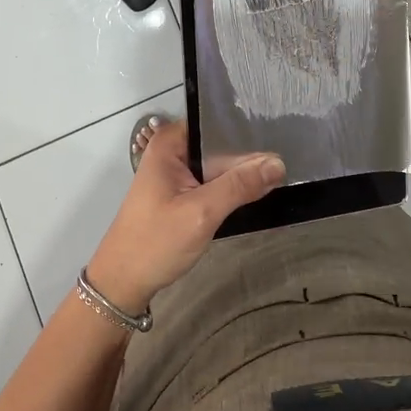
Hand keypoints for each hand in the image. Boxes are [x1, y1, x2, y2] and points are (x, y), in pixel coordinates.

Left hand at [84, 122, 283, 312]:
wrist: (122, 284)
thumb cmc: (156, 243)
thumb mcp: (201, 213)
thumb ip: (239, 186)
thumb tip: (279, 163)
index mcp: (170, 143)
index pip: (217, 126)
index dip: (248, 133)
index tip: (282, 140)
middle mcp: (172, 150)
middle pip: (220, 148)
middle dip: (248, 158)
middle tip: (288, 164)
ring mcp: (176, 174)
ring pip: (218, 168)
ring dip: (241, 176)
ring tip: (281, 175)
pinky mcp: (181, 194)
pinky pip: (212, 183)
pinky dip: (230, 189)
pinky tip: (255, 191)